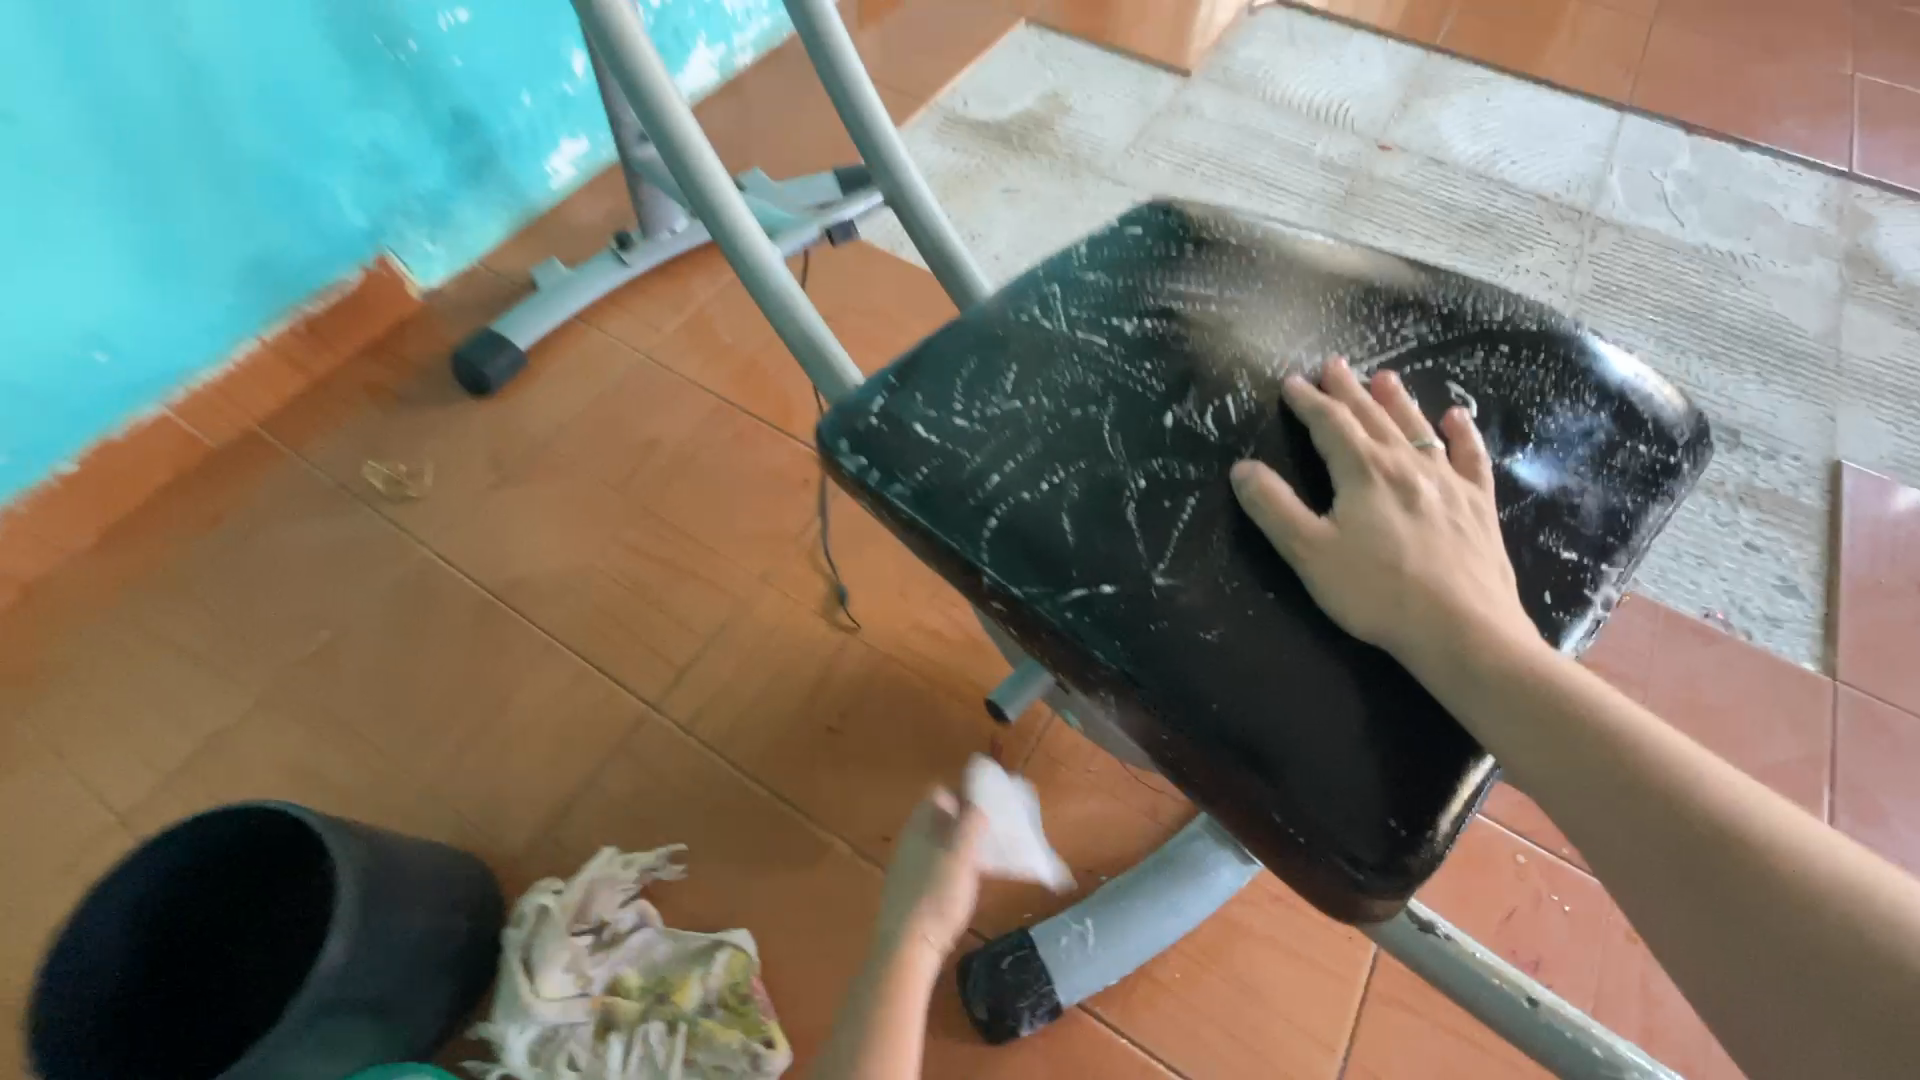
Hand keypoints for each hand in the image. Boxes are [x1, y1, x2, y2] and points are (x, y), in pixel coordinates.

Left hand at [873, 788, 986, 963]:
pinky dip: (954, 864)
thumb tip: (978, 802)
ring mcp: (909, 865)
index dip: (963, 794)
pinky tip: (969, 881)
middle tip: (992, 830)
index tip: (988, 804)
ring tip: (988, 856)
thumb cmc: (936, 895)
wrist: (906, 946)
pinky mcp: (912, 889)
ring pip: (939, 841)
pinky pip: (937, 863)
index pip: (939, 794)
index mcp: (919, 826)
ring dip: (962, 843)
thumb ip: (971, 822)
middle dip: (965, 819)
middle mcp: (910, 840)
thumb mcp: (962, 855)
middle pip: (939, 817)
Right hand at [1230, 357, 1539, 675]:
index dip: (1308, 402)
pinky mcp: (1477, 505)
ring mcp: (1447, 482)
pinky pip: (1469, 457)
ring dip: (1397, 401)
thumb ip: (1273, 507)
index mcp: (1363, 472)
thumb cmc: (1375, 592)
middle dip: (1348, 390)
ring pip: (1417, 429)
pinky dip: (1460, 434)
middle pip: (1372, 417)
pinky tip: (1455, 418)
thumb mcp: (1308, 552)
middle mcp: (1406, 465)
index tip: (1291, 382)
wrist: (1462, 629)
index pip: (1329, 425)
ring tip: (1384, 376)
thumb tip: (1242, 468)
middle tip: (1333, 364)